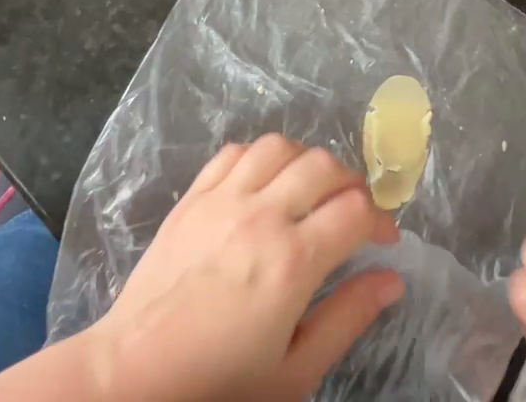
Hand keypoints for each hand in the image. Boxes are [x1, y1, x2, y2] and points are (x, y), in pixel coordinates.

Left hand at [86, 135, 403, 401]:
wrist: (133, 375)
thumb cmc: (220, 382)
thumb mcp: (295, 370)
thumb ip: (348, 318)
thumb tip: (392, 279)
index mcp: (293, 262)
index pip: (356, 210)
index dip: (381, 218)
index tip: (383, 239)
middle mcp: (262, 217)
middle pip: (323, 166)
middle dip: (350, 183)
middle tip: (351, 212)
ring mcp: (222, 201)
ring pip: (279, 147)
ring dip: (305, 161)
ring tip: (309, 191)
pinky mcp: (192, 198)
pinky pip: (234, 152)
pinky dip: (259, 156)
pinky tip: (264, 182)